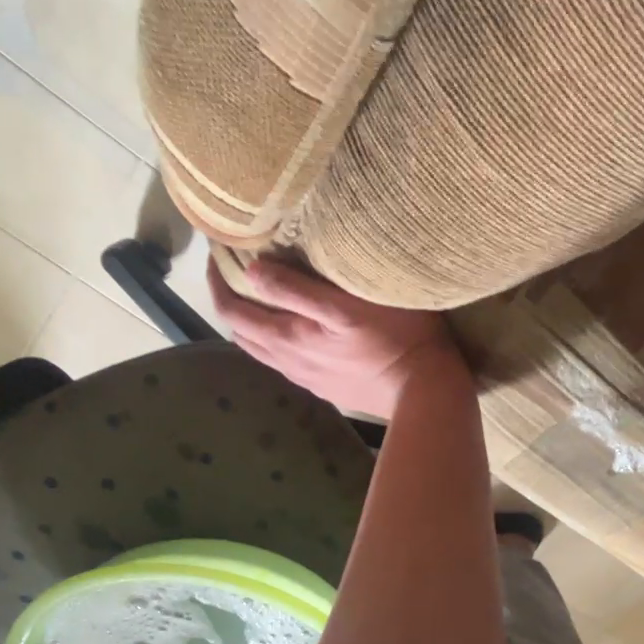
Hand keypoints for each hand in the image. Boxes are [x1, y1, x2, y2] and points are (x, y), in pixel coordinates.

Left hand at [210, 256, 462, 418]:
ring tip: (261, 298)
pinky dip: (276, 341)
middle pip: (241, 331)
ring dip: (253, 323)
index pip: (230, 308)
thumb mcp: (346, 306)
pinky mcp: (328, 388)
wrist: (426, 390)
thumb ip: (296, 289)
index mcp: (286, 338)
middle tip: (237, 270)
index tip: (218, 252)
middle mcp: (288, 361)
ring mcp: (308, 379)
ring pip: (262, 350)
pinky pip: (287, 363)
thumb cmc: (395, 338)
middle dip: (232, 299)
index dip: (217, 280)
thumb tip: (252, 270)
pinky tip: (295, 331)